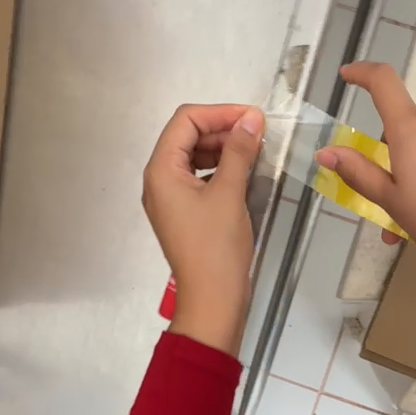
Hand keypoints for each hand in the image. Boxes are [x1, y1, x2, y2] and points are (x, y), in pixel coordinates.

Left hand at [143, 103, 263, 354]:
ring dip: (222, 150)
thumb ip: (239, 151)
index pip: (186, 121)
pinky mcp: (183, 216)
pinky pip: (198, 181)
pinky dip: (219, 172)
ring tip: (253, 152)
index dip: (220, 113)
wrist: (212, 301)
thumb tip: (251, 120)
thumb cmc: (216, 249)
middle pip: (187, 137)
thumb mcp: (230, 194)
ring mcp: (170, 201)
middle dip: (221, 130)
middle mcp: (159, 182)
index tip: (253, 118)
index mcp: (161, 171)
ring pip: (194, 159)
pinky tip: (243, 174)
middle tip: (257, 134)